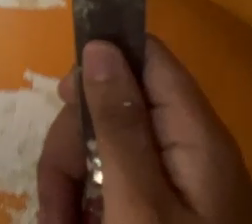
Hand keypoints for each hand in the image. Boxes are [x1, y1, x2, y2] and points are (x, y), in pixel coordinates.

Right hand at [38, 37, 251, 223]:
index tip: (61, 94)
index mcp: (194, 136)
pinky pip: (113, 185)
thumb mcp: (140, 204)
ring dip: (70, 182)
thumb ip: (120, 123)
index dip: (102, 59)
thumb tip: (101, 45)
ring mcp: (178, 185)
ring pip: (104, 148)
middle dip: (73, 144)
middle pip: (114, 105)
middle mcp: (188, 150)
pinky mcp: (166, 213)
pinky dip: (86, 204)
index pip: (148, 56)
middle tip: (57, 197)